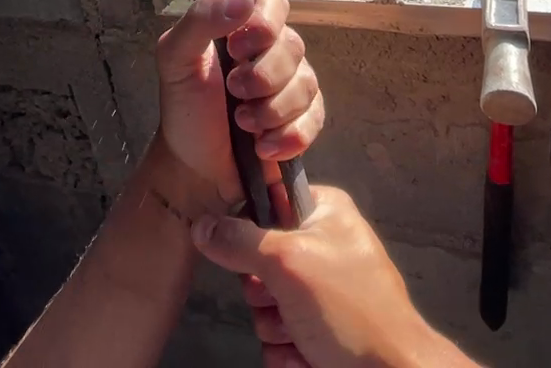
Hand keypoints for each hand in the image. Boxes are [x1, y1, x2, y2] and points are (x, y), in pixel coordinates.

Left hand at [155, 0, 323, 215]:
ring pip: (307, 84)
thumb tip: (245, 0)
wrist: (194, 168)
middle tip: (234, 92)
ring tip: (243, 124)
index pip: (274, 2)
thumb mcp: (175, 58)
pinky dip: (290, 136)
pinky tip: (263, 147)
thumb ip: (201, 20)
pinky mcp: (304, 120)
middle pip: (294, 46)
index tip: (236, 48)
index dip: (264, 22)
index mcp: (243, 28)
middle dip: (263, 76)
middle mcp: (272, 51)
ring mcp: (292, 85)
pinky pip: (316, 118)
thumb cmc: (184, 107)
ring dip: (273, 110)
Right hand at [190, 187, 476, 367]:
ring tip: (301, 335)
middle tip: (281, 301)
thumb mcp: (289, 262)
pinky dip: (286, 350)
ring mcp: (320, 291)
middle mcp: (322, 245)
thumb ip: (240, 240)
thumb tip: (200, 223)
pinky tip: (306, 356)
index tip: (254, 252)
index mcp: (324, 211)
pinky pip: (277, 336)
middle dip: (264, 292)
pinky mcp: (318, 331)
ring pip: (265, 303)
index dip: (252, 228)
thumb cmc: (349, 310)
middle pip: (259, 260)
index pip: (266, 199)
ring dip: (274, 326)